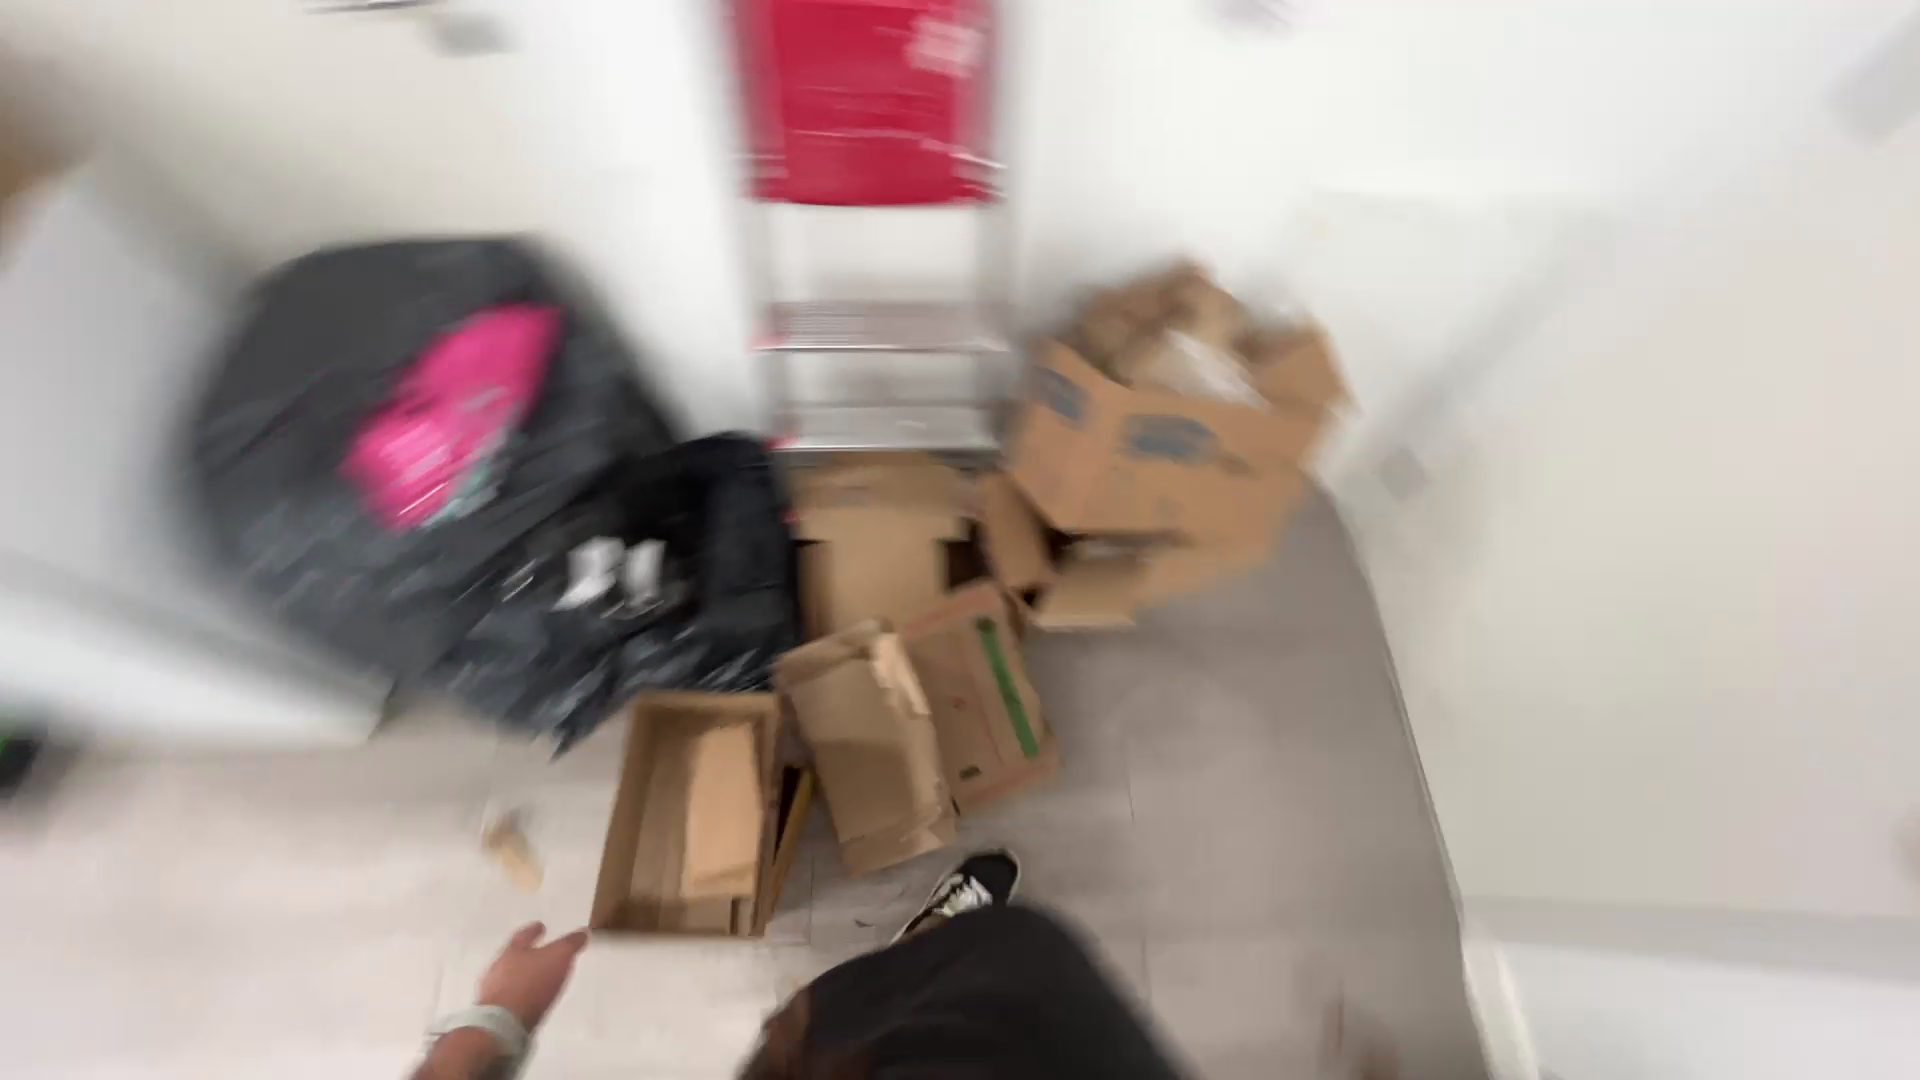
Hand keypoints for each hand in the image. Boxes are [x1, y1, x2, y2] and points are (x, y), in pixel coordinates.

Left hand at [476, 921, 589, 1029]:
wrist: (500, 1027)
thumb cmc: (531, 984)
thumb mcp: (559, 956)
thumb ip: (570, 943)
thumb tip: (582, 932)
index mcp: (512, 950)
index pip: (523, 935)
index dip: (534, 930)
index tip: (541, 926)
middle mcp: (497, 968)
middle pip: (513, 957)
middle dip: (527, 955)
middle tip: (540, 954)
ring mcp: (490, 993)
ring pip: (508, 978)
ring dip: (521, 978)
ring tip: (537, 980)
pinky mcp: (490, 1015)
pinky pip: (507, 999)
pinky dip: (518, 997)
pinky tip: (528, 1002)